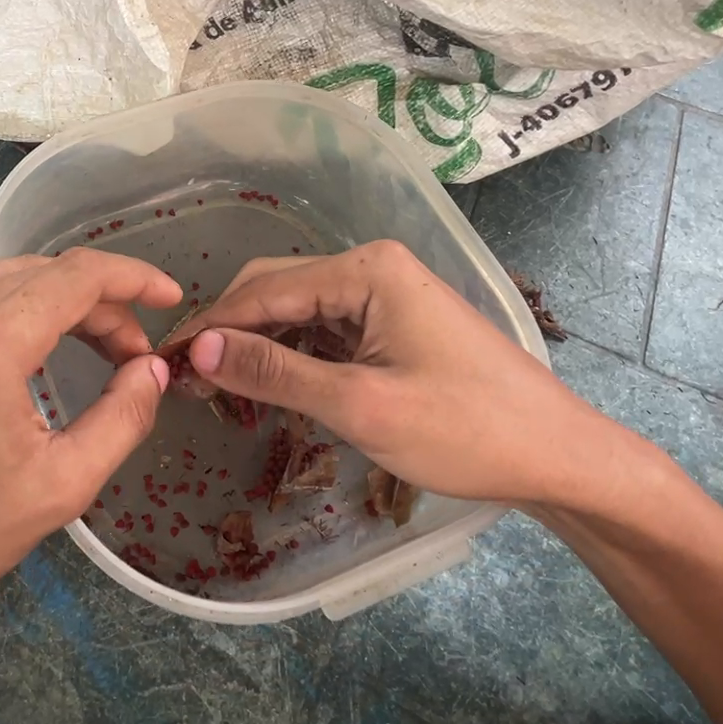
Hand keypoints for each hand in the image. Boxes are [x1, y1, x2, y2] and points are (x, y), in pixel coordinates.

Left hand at [0, 247, 181, 620]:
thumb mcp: (58, 486)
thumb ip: (121, 420)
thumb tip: (152, 371)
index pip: (78, 275)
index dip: (133, 278)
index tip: (171, 298)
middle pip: (47, 273)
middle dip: (104, 301)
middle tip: (135, 354)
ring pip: (11, 278)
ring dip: (64, 301)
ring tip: (99, 346)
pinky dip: (24, 308)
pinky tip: (40, 348)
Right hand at [172, 241, 637, 508]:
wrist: (560, 457)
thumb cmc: (466, 431)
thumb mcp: (360, 405)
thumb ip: (275, 372)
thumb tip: (196, 349)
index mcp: (366, 269)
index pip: (262, 289)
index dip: (208, 327)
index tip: (162, 361)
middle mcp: (370, 266)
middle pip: (274, 288)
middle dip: (228, 331)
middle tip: (186, 379)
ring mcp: (382, 291)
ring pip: (294, 307)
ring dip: (255, 343)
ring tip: (216, 385)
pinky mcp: (389, 319)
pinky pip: (321, 326)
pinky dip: (288, 353)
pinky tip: (266, 381)